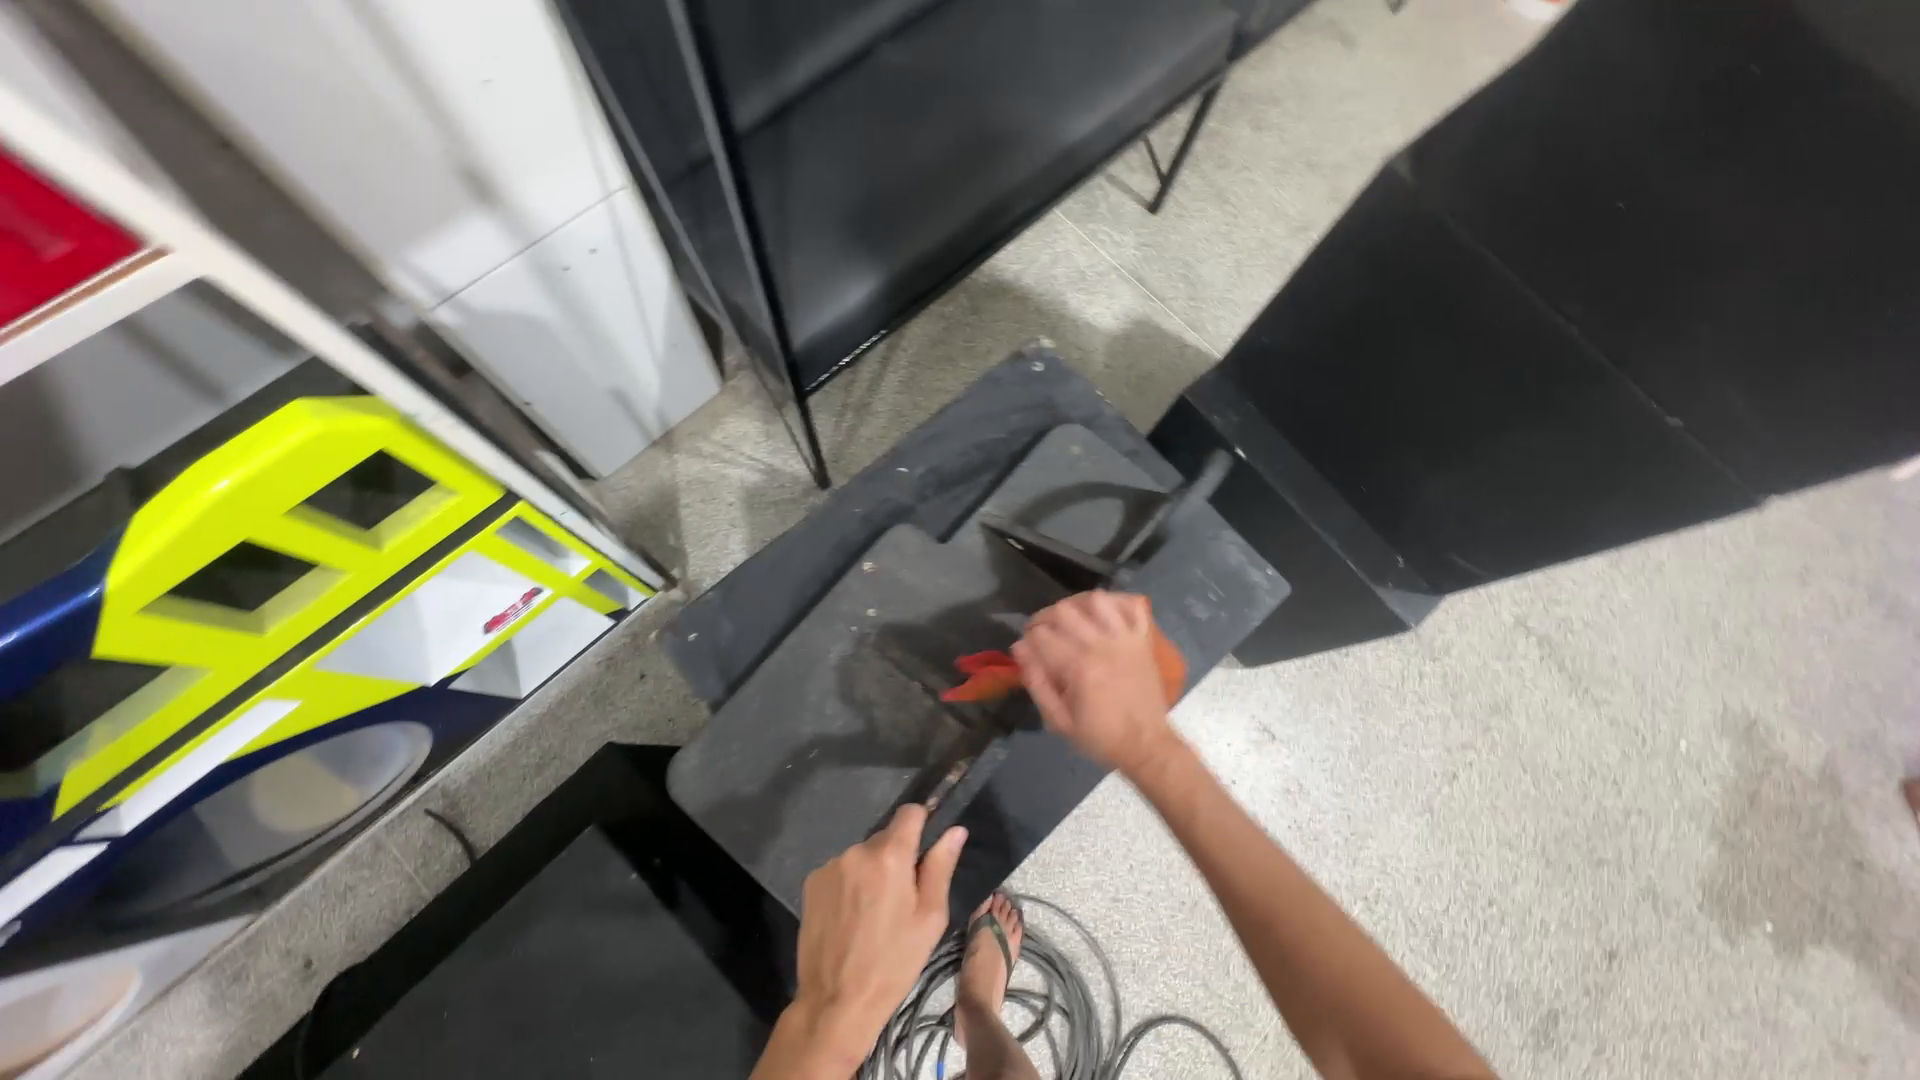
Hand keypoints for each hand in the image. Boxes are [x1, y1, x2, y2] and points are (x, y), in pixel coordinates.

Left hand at [788, 804, 966, 1067]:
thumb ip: (941, 867)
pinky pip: (841, 871)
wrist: (836, 1001)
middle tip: (900, 898)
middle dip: (895, 858)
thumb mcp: (930, 918)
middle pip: (885, 838)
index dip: (921, 823)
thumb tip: (955, 831)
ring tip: (872, 913)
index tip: (924, 848)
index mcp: (890, 856)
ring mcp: (830, 866)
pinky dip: (849, 885)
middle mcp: (856, 851)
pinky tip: (850, 917)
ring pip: (862, 856)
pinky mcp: (811, 882)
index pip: (909, 813)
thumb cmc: (894, 962)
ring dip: (870, 872)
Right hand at [1012, 591, 1181, 775]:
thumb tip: (1020, 649)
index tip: (1028, 651)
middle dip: (1045, 619)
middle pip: (1063, 610)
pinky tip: (1104, 615)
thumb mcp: (1059, 721)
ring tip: (1072, 620)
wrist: (1147, 745)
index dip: (1028, 640)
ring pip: (1097, 599)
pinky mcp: (1143, 640)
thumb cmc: (1100, 737)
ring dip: (1078, 605)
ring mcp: (1125, 639)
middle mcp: (1101, 645)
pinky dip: (1117, 602)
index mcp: (1078, 667)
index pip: (1041, 635)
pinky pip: (1133, 606)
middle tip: (1043, 635)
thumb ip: (1037, 683)